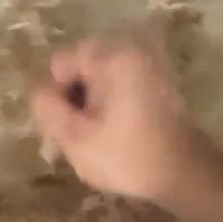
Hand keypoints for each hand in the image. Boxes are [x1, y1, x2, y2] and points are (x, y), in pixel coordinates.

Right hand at [30, 36, 217, 204]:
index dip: (55, 97)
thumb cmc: (126, 156)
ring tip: (97, 137)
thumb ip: (46, 107)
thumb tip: (39, 91)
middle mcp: (130, 49)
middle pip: (79, 68)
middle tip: (79, 136)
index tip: (66, 127)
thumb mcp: (73, 137)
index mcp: (109, 56)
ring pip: (97, 79)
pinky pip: (118, 85)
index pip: (58, 64)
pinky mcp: (158, 81)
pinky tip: (114, 132)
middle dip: (72, 99)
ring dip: (90, 104)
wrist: (184, 172)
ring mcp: (147, 63)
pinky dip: (110, 105)